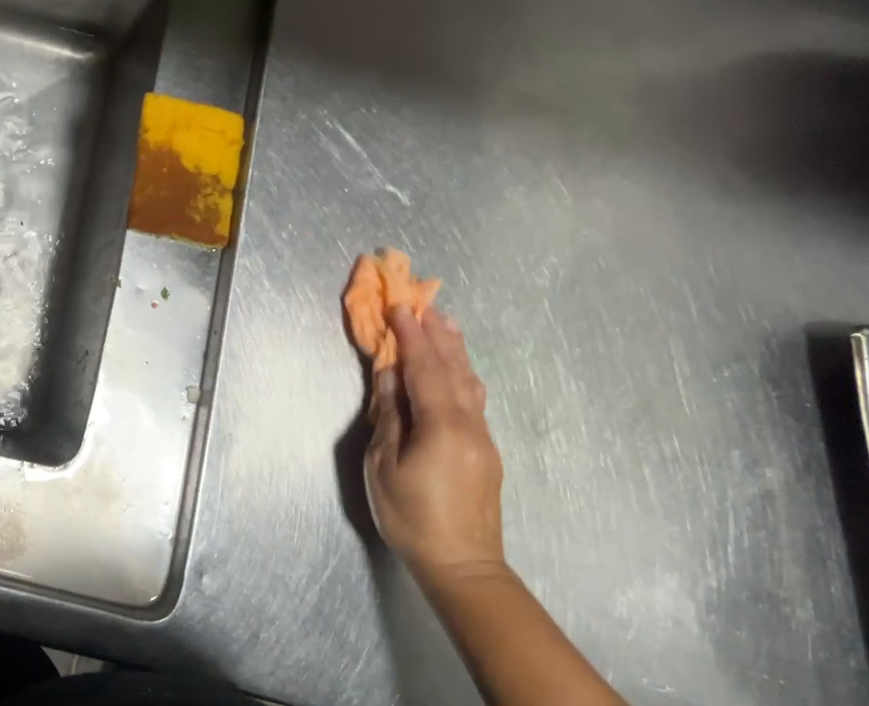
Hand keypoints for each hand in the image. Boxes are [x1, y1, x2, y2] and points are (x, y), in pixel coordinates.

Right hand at [365, 305, 504, 585]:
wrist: (462, 565)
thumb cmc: (411, 516)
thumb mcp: (384, 464)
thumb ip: (389, 415)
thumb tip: (389, 375)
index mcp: (442, 425)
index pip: (424, 368)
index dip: (411, 335)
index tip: (399, 306)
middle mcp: (469, 424)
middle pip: (453, 369)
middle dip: (437, 334)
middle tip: (424, 303)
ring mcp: (482, 437)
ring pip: (470, 382)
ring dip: (455, 350)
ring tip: (445, 323)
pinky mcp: (485, 450)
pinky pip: (474, 398)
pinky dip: (462, 373)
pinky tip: (457, 368)